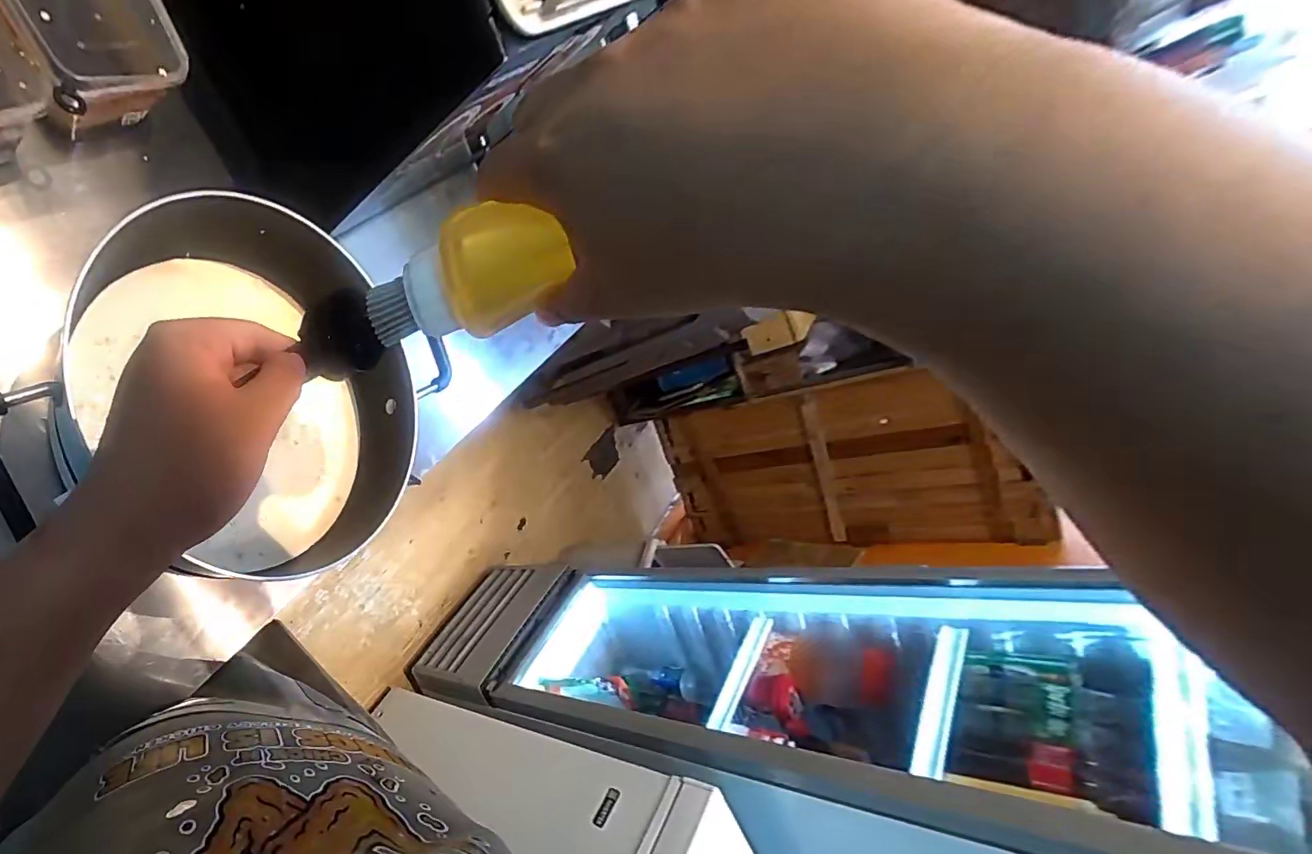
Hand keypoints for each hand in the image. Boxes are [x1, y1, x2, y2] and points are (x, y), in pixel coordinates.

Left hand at [67, 318, 303, 561]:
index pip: (255, 333)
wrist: (130, 527)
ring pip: (217, 384)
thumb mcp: (255, 420)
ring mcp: (147, 384)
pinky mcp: (145, 415)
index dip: (289, 359)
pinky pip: (196, 405)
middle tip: (273, 429)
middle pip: (233, 355)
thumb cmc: (197, 469)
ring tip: (246, 446)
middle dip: (261, 389)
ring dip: (241, 411)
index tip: (311, 391)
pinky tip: (222, 454)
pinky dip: (217, 423)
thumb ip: (283, 379)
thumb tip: (292, 359)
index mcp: (183, 339)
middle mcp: (158, 351)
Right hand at [479, 0, 1074, 320]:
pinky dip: (711, 74)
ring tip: (699, 152)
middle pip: (550, 107)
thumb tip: (554, 296)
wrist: (885, 168)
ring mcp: (682, 22)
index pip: (498, 171)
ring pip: (629, 70)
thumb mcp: (628, 295)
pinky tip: (764, 108)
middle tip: (602, 190)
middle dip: (558, 150)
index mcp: (557, 153)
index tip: (526, 223)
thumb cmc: (720, 253)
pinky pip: (708, 37)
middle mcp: (604, 75)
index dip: (505, 202)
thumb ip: (573, 294)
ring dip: (634, 110)